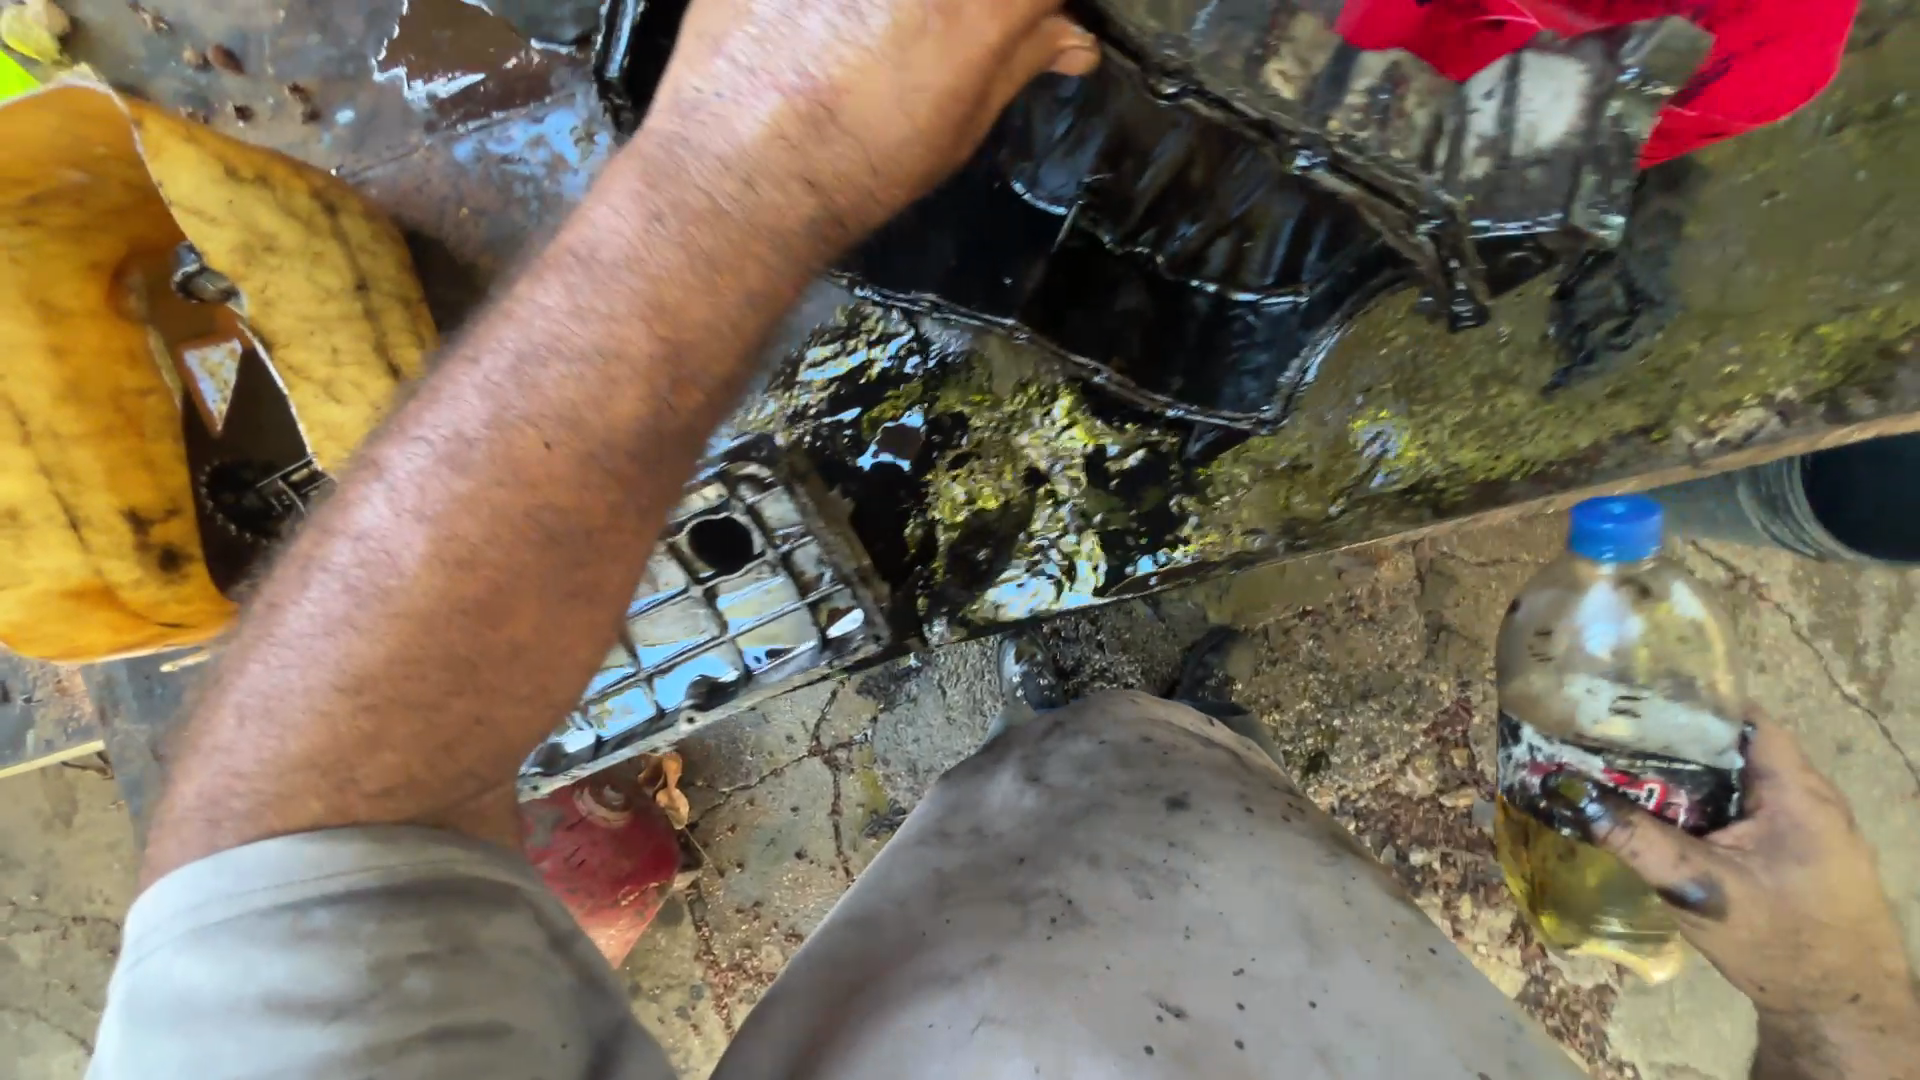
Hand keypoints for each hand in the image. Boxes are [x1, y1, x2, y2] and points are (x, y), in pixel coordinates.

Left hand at [636, 0, 1098, 254]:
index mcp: (978, 5)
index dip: (1040, 11)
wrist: (743, 174)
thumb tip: (1074, 40)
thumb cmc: (862, 168)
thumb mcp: (956, 131)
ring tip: (878, 40)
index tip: (1031, 27)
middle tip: (937, 43)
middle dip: (968, 12)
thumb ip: (1019, 65)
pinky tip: (830, 29)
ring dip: (904, 12)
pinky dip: (844, 5)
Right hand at [1557, 718, 1918, 1074]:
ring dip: (1673, 769)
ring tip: (1610, 759)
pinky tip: (1646, 805)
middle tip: (1601, 726)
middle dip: (1664, 733)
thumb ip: (1632, 835)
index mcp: (1797, 796)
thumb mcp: (1696, 885)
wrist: (1839, 1013)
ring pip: (1727, 778)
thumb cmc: (1781, 942)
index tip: (1629, 692)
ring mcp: (1799, 828)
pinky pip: (1731, 806)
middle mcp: (1805, 802)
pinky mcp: (1785, 850)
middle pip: (1728, 746)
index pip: (1744, 720)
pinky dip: (1688, 798)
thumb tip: (1563, 789)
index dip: (1688, 699)